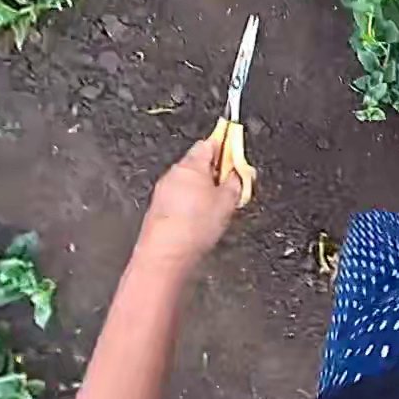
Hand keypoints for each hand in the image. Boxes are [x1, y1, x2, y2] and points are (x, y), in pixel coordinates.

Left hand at [138, 136, 244, 265]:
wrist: (165, 256)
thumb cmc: (194, 226)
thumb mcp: (229, 200)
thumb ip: (237, 180)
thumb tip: (239, 172)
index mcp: (192, 164)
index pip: (211, 142)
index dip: (227, 146)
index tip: (237, 153)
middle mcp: (174, 173)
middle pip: (200, 161)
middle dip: (217, 169)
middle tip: (232, 184)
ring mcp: (164, 190)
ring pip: (190, 179)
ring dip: (204, 186)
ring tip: (218, 205)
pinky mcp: (159, 207)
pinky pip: (180, 195)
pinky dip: (192, 200)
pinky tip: (201, 217)